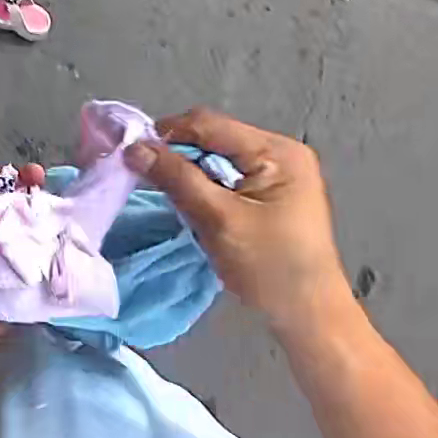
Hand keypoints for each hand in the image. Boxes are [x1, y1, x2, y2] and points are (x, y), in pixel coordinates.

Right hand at [127, 107, 354, 337]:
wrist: (306, 312)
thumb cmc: (267, 264)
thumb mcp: (216, 217)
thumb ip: (175, 177)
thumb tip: (134, 148)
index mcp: (276, 152)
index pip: (207, 124)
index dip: (166, 134)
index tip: (132, 155)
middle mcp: (278, 153)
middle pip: (209, 136)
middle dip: (174, 153)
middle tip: (144, 175)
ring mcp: (273, 172)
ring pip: (212, 156)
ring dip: (184, 170)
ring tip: (165, 191)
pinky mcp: (264, 192)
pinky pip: (220, 174)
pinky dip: (198, 183)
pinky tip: (187, 202)